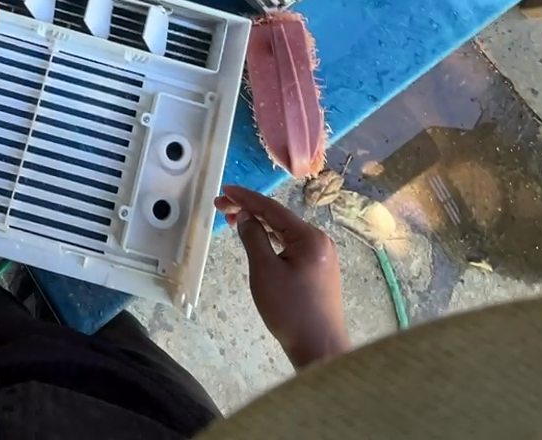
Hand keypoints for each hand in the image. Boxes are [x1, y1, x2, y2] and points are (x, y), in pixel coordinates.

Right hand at [216, 184, 350, 368]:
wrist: (320, 351)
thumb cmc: (290, 310)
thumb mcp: (265, 270)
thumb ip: (253, 237)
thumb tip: (246, 216)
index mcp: (310, 237)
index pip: (272, 208)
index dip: (245, 198)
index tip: (224, 191)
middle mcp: (319, 241)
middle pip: (279, 218)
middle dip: (250, 210)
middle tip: (221, 206)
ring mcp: (321, 257)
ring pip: (284, 232)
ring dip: (259, 225)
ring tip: (233, 220)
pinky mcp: (318, 271)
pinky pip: (291, 246)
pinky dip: (271, 240)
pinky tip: (258, 240)